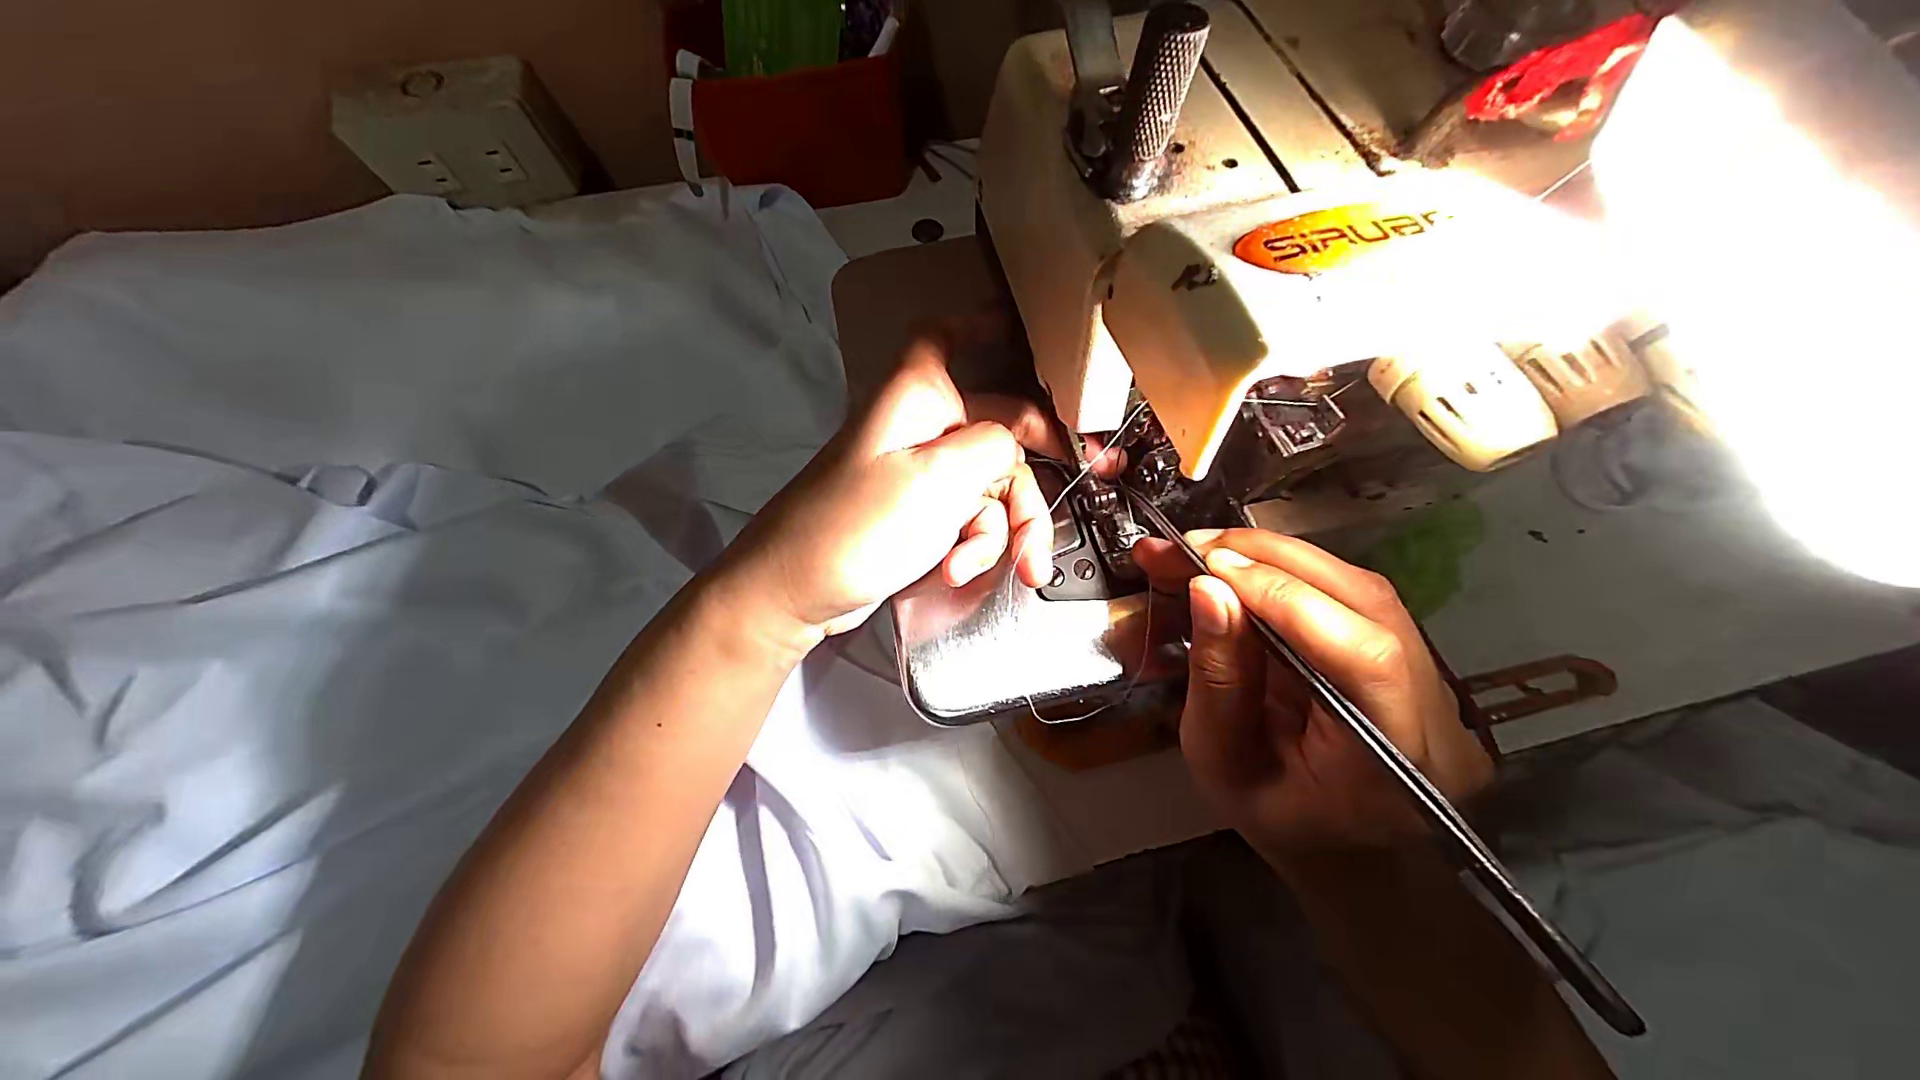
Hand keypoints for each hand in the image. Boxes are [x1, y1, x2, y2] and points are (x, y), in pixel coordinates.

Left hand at [726, 332, 1069, 642]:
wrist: (797, 591)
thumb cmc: (851, 528)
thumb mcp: (935, 478)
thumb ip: (994, 447)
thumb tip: (1016, 448)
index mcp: (918, 397)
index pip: (948, 336)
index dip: (985, 325)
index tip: (1024, 331)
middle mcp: (923, 427)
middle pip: (1001, 433)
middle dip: (1029, 484)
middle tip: (1062, 508)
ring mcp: (923, 474)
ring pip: (994, 488)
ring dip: (1007, 530)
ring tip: (1015, 567)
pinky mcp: (922, 514)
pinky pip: (972, 520)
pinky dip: (977, 546)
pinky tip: (957, 570)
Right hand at [1132, 529, 1493, 856]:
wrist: (1336, 843)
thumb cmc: (1274, 816)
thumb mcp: (1221, 761)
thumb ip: (1217, 678)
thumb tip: (1207, 589)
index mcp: (1395, 758)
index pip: (1360, 653)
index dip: (1284, 599)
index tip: (1208, 569)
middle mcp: (1432, 706)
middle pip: (1363, 598)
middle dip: (1267, 559)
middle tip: (1190, 545)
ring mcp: (1429, 672)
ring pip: (1355, 583)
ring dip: (1272, 556)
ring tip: (1205, 551)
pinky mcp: (1405, 647)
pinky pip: (1345, 591)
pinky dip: (1285, 570)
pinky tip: (1241, 566)